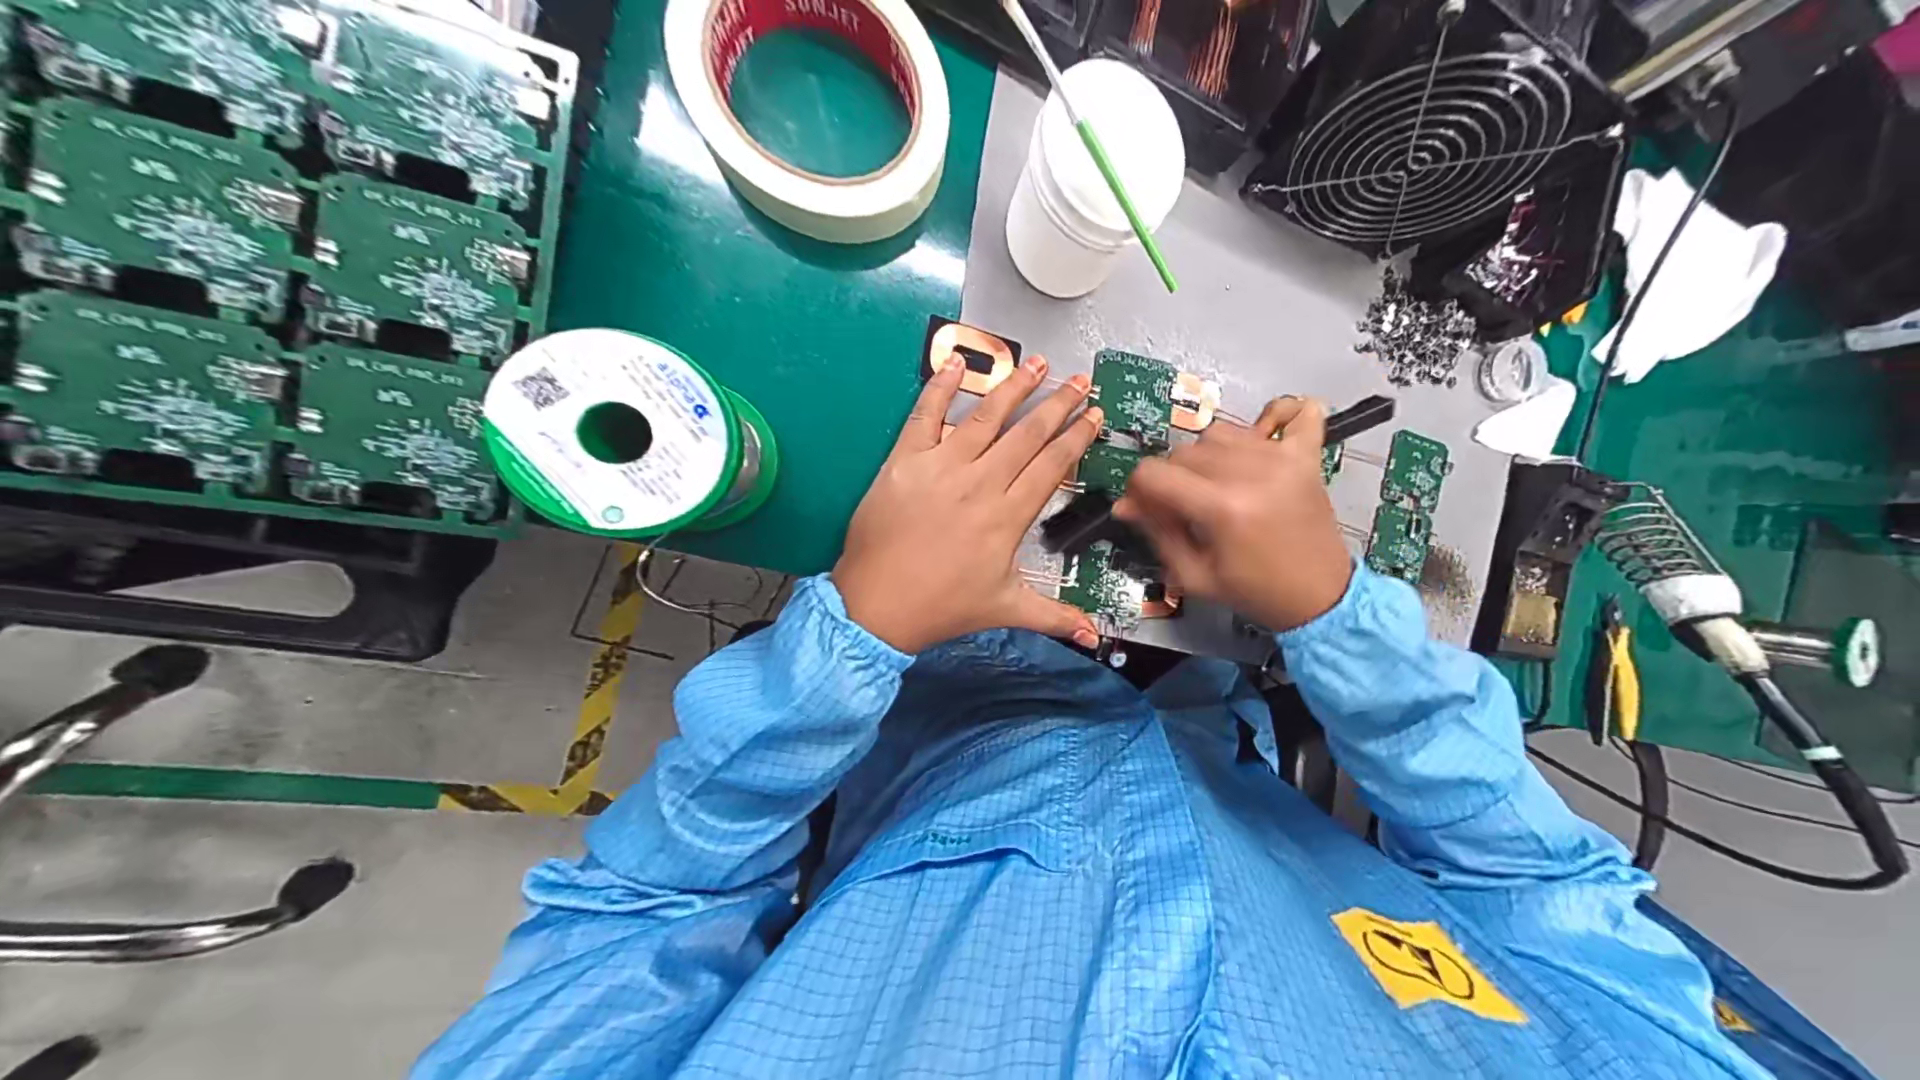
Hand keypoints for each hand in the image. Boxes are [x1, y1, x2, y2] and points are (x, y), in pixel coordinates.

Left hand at [833, 353, 1104, 653]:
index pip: (1051, 466)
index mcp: (1008, 516)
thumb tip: (1094, 637)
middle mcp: (981, 484)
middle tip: (1078, 380)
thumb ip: (1055, 616)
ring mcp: (941, 468)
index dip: (1075, 437)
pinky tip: (956, 362)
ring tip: (1037, 363)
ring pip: (986, 418)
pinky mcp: (904, 461)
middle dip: (1057, 404)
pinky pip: (925, 416)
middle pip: (1027, 435)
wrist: (878, 605)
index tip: (1093, 415)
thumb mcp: (1004, 609)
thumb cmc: (942, 608)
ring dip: (1014, 387)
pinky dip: (940, 387)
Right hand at [1114, 397, 1351, 631]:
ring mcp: (1282, 458)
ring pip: (1218, 433)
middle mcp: (1251, 473)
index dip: (1138, 490)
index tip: (1145, 507)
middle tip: (1181, 506)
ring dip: (1207, 454)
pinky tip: (1264, 438)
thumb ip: (1156, 532)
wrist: (1321, 597)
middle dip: (1170, 477)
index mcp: (1222, 508)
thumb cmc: (1254, 591)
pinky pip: (1293, 412)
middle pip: (1182, 451)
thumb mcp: (1192, 575)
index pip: (1153, 473)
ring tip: (1217, 483)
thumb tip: (1125, 504)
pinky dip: (1276, 417)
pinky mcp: (1306, 455)